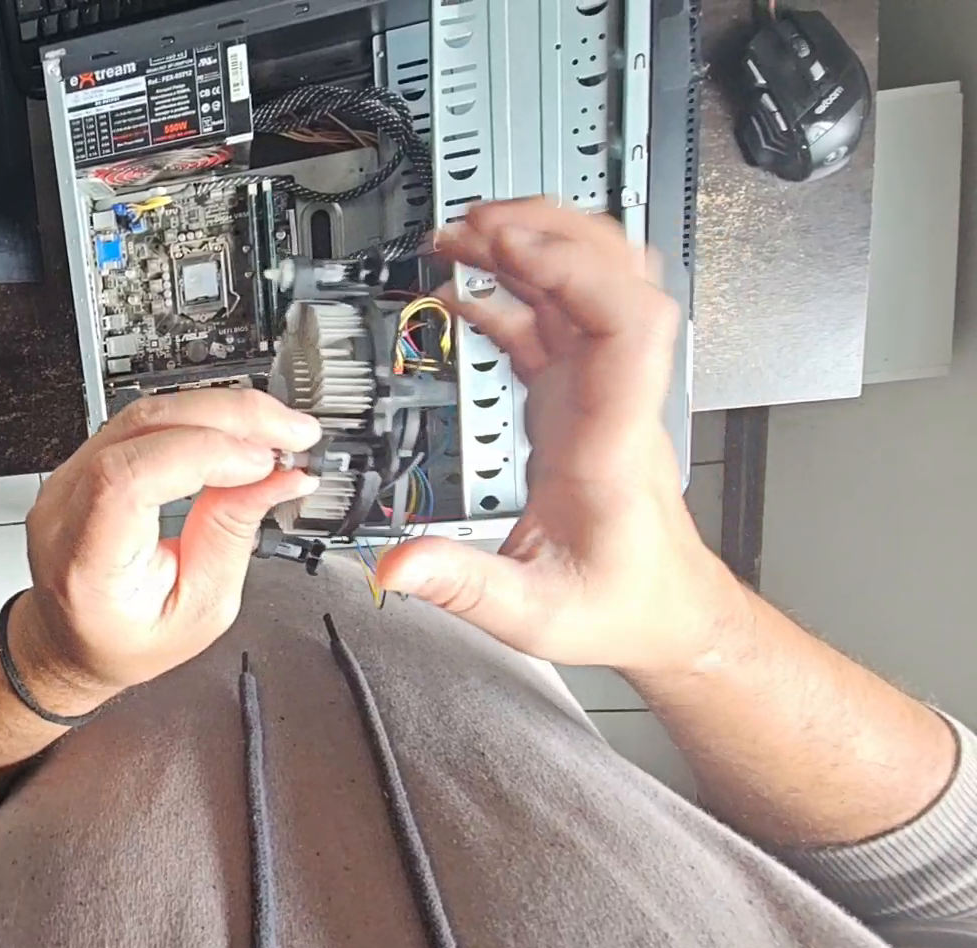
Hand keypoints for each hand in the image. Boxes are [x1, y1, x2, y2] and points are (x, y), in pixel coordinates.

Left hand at [10, 389, 322, 713]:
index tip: (265, 463)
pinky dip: (199, 420)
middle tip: (291, 433)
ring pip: (143, 414)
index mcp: (85, 565)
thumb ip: (231, 536)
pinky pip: (142, 424)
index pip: (128, 479)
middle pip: (139, 428)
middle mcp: (65, 511)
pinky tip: (238, 433)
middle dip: (227, 418)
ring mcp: (67, 480)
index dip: (203, 454)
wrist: (72, 640)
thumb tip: (279, 478)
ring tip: (276, 432)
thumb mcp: (197, 609)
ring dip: (219, 412)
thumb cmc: (125, 641)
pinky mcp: (82, 465)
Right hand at [374, 199, 744, 674]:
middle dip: (545, 235)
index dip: (569, 269)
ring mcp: (594, 397)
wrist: (664, 613)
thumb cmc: (620, 604)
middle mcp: (609, 401)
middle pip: (609, 281)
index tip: (505, 245)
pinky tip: (466, 294)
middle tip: (471, 223)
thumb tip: (394, 564)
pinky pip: (547, 330)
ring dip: (528, 253)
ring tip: (462, 239)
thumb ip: (458, 583)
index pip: (620, 320)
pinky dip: (508, 299)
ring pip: (581, 292)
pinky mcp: (573, 405)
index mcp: (608, 437)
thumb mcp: (528, 610)